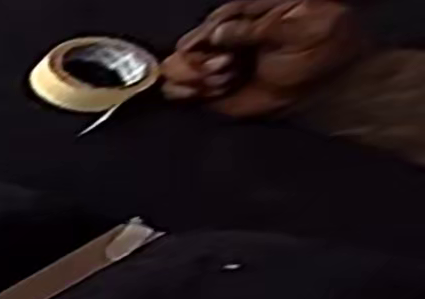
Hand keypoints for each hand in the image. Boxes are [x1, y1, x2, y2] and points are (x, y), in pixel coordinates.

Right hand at [160, 0, 360, 116]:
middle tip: (222, 67)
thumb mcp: (308, 29)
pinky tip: (208, 93)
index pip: (222, 15)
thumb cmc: (320, 55)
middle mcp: (231, 35)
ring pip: (174, 65)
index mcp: (261, 13)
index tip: (212, 43)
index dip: (211, 29)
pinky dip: (184, 92)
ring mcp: (211, 62)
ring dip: (191, 77)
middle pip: (190, 41)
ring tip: (222, 81)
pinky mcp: (199, 87)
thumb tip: (218, 32)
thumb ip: (265, 27)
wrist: (312, 92)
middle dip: (198, 57)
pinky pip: (170, 89)